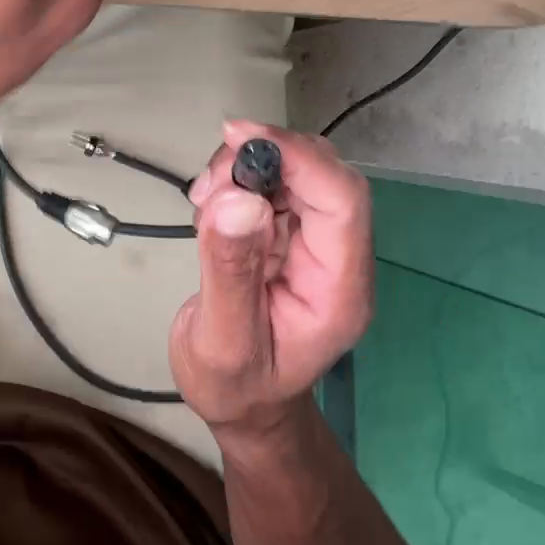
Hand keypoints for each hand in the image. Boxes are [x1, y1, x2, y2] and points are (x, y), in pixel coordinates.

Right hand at [169, 121, 374, 453]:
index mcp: (339, 289)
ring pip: (296, 172)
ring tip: (203, 204)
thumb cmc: (234, 387)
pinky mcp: (289, 236)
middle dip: (263, 160)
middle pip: (323, 176)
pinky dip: (237, 181)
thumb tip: (238, 198)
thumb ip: (230, 270)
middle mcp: (337, 259)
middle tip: (208, 187)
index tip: (238, 137)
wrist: (241, 407)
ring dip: (244, 169)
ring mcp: (315, 245)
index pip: (341, 199)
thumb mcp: (222, 340)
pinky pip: (273, 186)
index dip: (297, 156)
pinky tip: (210, 210)